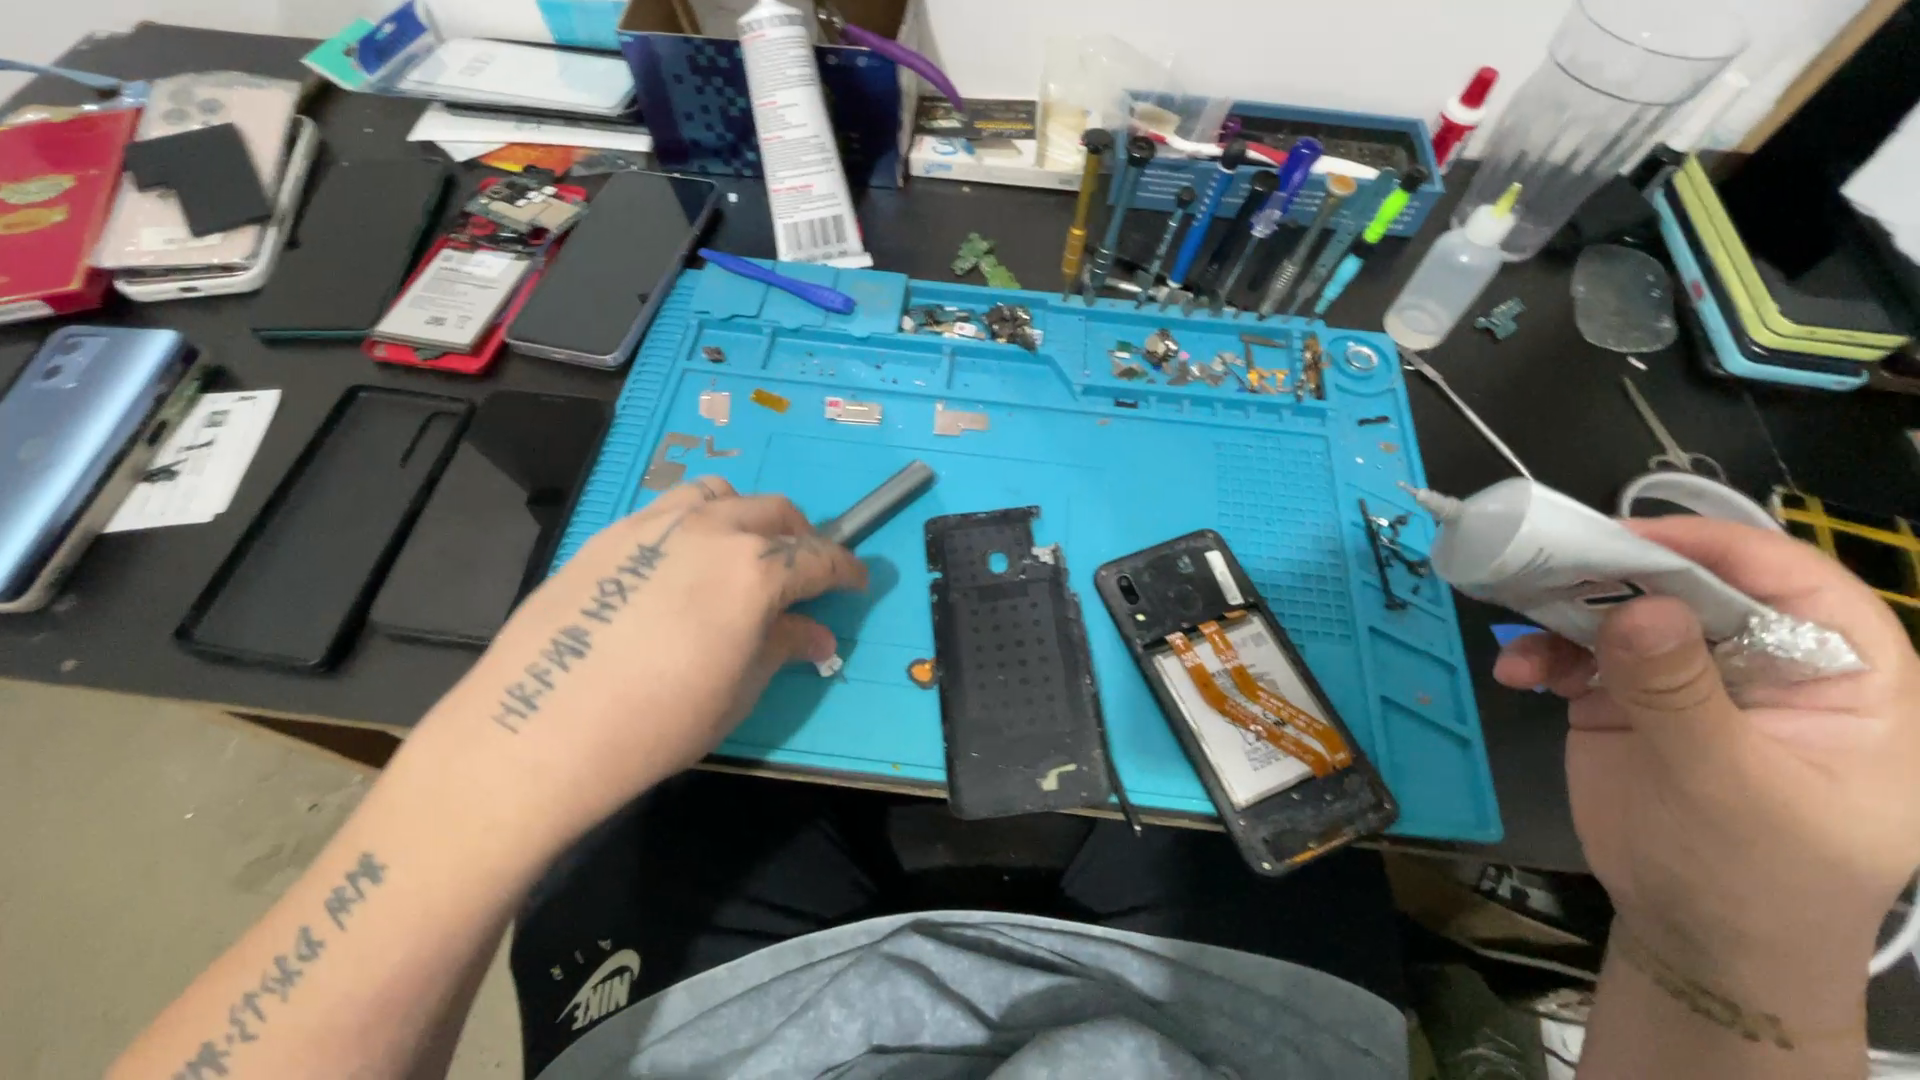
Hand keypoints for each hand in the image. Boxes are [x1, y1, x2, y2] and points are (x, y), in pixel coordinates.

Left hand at [418, 476, 866, 845]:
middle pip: (775, 512)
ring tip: (744, 553)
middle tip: (804, 574)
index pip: (818, 557)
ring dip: (747, 516)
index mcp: (755, 570)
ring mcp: (655, 525)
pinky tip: (683, 564)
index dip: (846, 570)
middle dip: (802, 538)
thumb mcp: (738, 690)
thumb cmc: (658, 723)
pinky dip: (697, 521)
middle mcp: (711, 531)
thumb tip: (818, 635)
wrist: (538, 730)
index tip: (857, 582)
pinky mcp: (610, 534)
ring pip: (720, 495)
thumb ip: (784, 646)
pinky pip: (669, 508)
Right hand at [1494, 518, 1919, 986]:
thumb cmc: (1751, 873)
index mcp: (1837, 675)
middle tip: (1543, 567)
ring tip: (1517, 637)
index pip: (1793, 582)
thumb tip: (1637, 607)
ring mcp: (1687, 678)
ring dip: (1561, 615)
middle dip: (1614, 577)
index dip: (1716, 549)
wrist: (1694, 940)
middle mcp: (1760, 661)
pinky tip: (1514, 674)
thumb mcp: (1727, 786)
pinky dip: (1540, 655)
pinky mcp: (1624, 697)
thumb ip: (1681, 695)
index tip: (1626, 539)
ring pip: (1622, 612)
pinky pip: (1577, 653)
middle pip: (1690, 586)